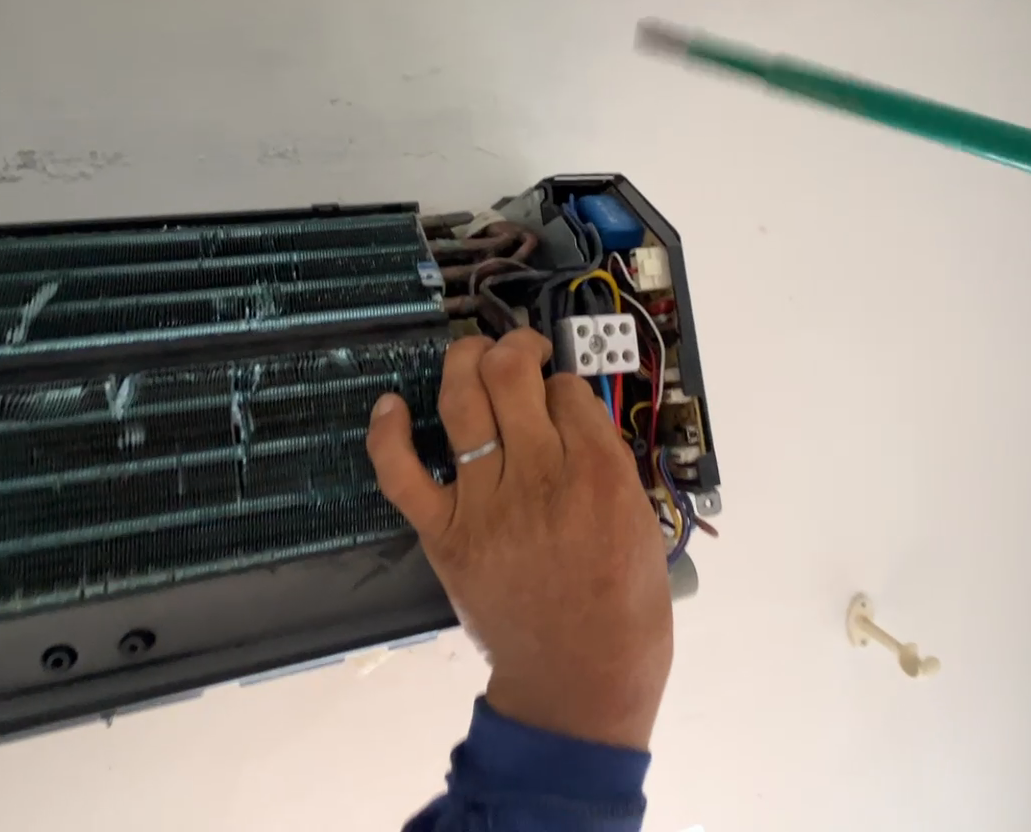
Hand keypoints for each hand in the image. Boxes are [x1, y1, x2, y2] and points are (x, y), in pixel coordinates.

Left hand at [366, 329, 673, 750]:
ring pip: (461, 401)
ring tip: (475, 356)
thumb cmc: (624, 608)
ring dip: (465, 362)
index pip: (568, 388)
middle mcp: (538, 477)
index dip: (563, 382)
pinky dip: (388, 435)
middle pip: (511, 374)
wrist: (577, 683)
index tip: (561, 395)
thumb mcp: (642, 522)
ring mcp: (484, 503)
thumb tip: (571, 414)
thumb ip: (607, 461)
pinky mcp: (444, 533)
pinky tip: (391, 404)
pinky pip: (402, 473)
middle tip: (522, 353)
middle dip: (516, 346)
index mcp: (598, 474)